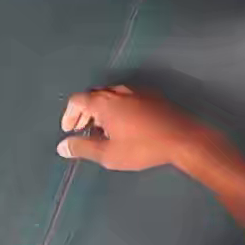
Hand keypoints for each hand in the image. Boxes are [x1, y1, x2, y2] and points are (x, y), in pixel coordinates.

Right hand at [57, 86, 225, 171]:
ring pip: (111, 96)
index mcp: (104, 101)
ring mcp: (137, 90)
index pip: (77, 100)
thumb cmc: (142, 147)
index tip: (69, 130)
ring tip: (102, 129)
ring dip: (102, 110)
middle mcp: (118, 90)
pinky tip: (124, 124)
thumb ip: (83, 148)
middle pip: (93, 96)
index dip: (69, 115)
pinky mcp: (152, 95)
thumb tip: (62, 146)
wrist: (182, 138)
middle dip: (84, 112)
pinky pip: (127, 97)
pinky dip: (118, 108)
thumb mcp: (109, 153)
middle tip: (82, 129)